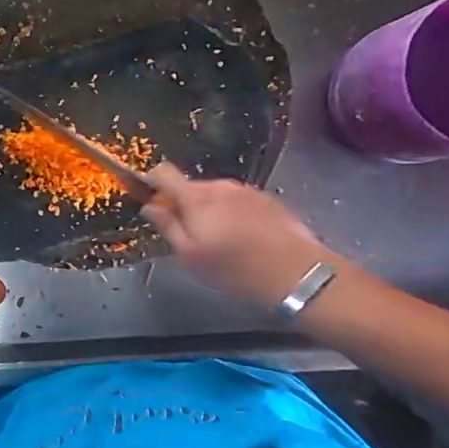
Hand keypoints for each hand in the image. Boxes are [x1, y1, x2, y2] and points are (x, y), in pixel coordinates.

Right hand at [140, 163, 339, 305]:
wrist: (299, 274)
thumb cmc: (235, 268)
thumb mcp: (190, 255)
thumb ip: (167, 226)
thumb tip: (149, 206)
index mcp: (196, 198)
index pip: (163, 173)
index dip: (153, 183)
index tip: (154, 204)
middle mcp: (221, 186)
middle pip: (190, 186)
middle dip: (184, 204)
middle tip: (190, 236)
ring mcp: (247, 191)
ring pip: (215, 194)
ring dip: (209, 210)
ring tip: (220, 240)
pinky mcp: (269, 200)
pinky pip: (238, 201)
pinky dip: (233, 213)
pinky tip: (243, 238)